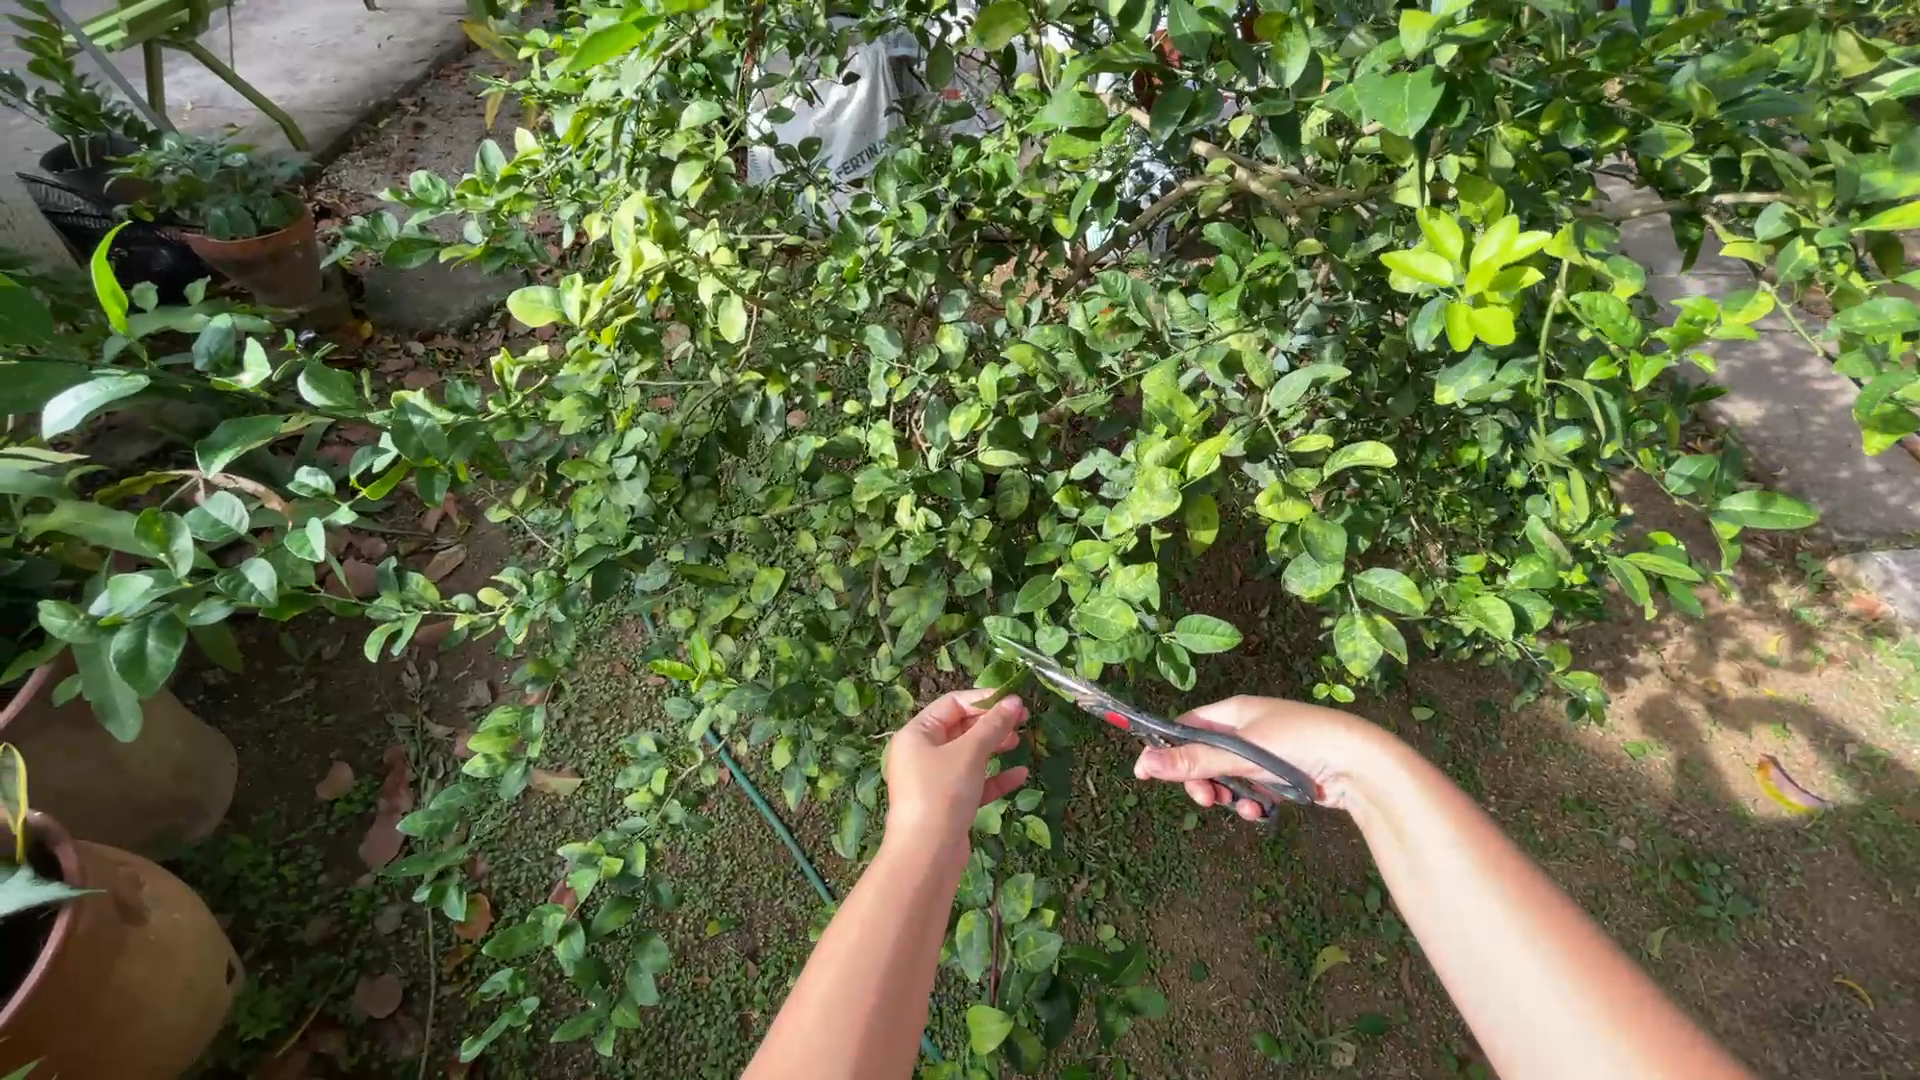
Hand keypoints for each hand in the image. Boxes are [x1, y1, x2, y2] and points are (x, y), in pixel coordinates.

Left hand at [884, 690, 1029, 851]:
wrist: (927, 856)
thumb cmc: (942, 793)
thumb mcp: (970, 753)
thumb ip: (993, 725)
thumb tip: (1014, 701)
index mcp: (917, 733)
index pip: (952, 704)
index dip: (983, 700)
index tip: (1014, 701)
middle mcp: (921, 753)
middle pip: (960, 728)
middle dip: (991, 723)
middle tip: (1023, 720)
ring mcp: (933, 780)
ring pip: (968, 756)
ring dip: (994, 747)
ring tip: (1019, 742)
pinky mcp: (947, 804)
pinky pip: (973, 783)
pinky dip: (994, 777)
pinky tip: (1019, 775)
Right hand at [1131, 695, 1393, 819]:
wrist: (1361, 763)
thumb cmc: (1298, 744)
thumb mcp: (1240, 753)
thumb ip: (1192, 761)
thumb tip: (1143, 764)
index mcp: (1234, 711)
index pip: (1188, 726)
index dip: (1169, 749)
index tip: (1152, 774)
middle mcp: (1247, 728)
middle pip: (1206, 755)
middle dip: (1201, 779)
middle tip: (1205, 800)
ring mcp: (1265, 752)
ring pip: (1228, 775)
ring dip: (1228, 794)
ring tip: (1240, 808)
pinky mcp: (1281, 775)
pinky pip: (1252, 788)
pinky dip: (1250, 801)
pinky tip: (1258, 811)